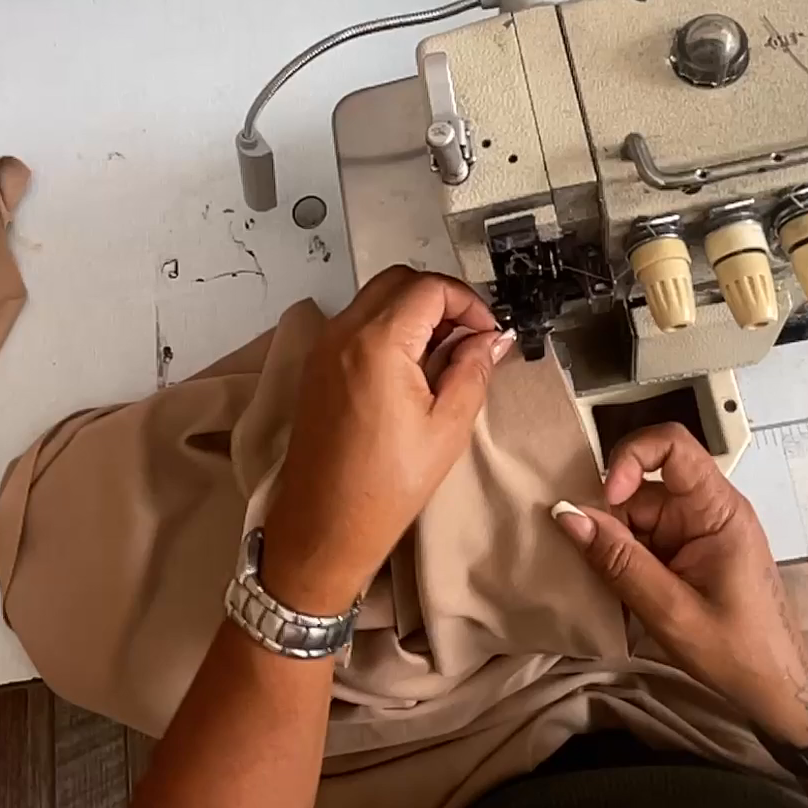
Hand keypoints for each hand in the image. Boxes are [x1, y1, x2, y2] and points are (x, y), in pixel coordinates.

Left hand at [261, 265, 515, 612]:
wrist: (323, 527)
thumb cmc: (384, 487)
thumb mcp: (447, 427)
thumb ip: (473, 369)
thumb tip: (489, 339)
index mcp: (377, 344)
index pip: (430, 288)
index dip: (468, 302)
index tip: (486, 331)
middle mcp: (343, 334)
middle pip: (400, 281)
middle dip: (441, 298)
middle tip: (469, 334)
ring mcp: (324, 348)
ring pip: (376, 298)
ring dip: (414, 310)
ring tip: (444, 352)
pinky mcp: (317, 366)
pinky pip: (357, 322)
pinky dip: (389, 326)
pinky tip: (412, 366)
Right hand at [551, 423, 807, 745]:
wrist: (778, 690)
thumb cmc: (738, 651)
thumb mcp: (671, 612)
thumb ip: (619, 561)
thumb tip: (567, 513)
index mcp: (717, 509)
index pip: (673, 444)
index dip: (632, 455)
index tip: (609, 497)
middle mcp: (703, 507)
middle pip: (641, 484)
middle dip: (609, 514)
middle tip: (588, 555)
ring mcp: (692, 527)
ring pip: (634, 511)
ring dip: (612, 540)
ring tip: (600, 579)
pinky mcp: (682, 547)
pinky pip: (640, 534)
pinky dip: (621, 555)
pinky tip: (614, 586)